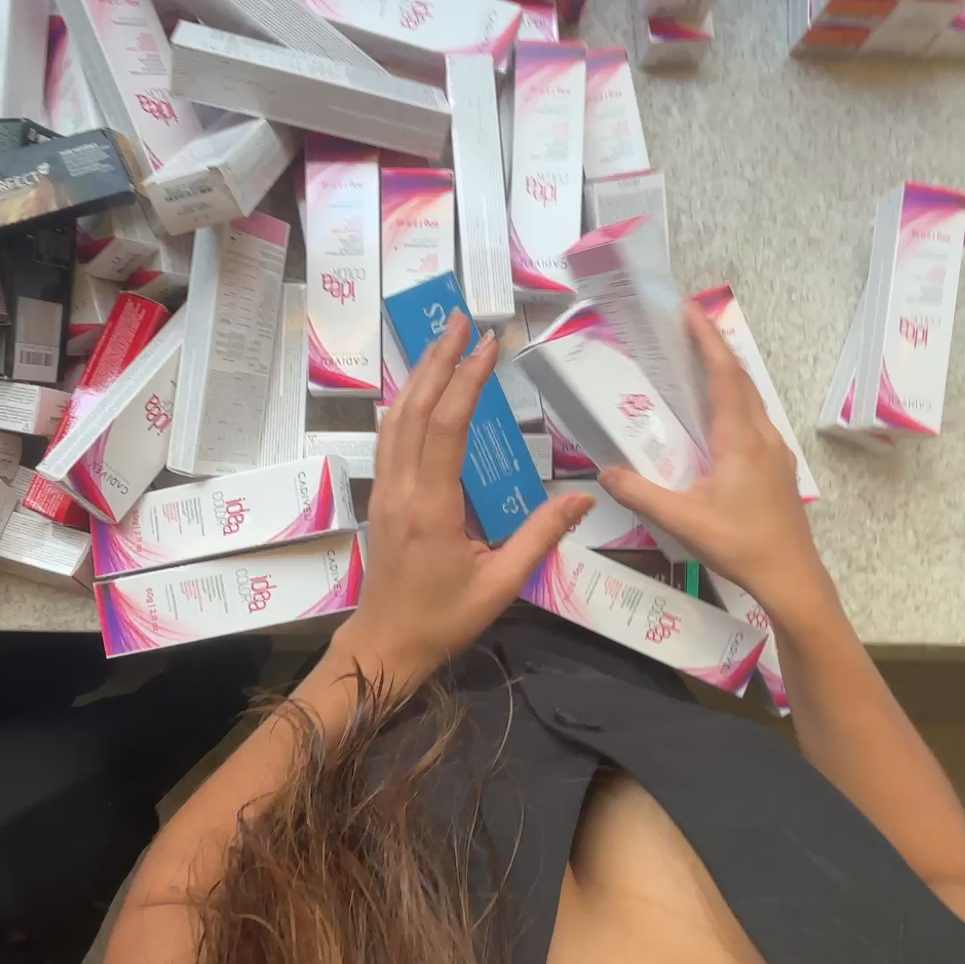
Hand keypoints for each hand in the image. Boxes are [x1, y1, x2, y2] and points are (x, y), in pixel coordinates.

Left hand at [335, 322, 594, 682]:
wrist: (386, 644)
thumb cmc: (443, 619)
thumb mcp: (501, 584)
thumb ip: (540, 536)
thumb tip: (584, 496)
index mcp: (431, 507)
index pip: (446, 428)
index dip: (466, 381)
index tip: (487, 345)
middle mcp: (401, 488)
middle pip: (414, 410)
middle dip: (437, 360)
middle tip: (458, 319)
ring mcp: (384, 490)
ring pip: (394, 419)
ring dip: (418, 376)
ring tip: (439, 341)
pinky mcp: (380, 496)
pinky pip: (389, 438)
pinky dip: (404, 404)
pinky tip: (418, 391)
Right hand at [599, 303, 836, 631]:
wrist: (791, 577)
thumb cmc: (739, 545)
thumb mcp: (682, 521)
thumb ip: (640, 494)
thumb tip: (603, 473)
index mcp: (740, 440)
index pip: (724, 377)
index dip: (707, 341)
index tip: (690, 312)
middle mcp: (762, 436)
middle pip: (741, 380)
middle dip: (715, 348)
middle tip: (687, 328)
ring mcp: (776, 451)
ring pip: (751, 400)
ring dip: (727, 374)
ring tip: (700, 362)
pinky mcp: (778, 467)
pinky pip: (755, 420)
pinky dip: (735, 401)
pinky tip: (719, 418)